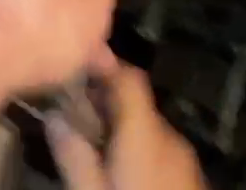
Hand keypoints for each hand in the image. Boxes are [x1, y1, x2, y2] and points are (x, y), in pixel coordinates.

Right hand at [46, 57, 204, 189]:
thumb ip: (73, 156)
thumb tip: (53, 116)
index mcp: (145, 136)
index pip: (129, 77)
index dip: (102, 67)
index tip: (73, 73)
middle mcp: (170, 140)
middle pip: (136, 105)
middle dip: (104, 105)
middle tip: (71, 118)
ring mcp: (187, 165)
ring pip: (148, 131)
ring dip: (120, 132)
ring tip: (91, 150)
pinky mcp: (192, 185)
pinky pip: (161, 155)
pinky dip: (138, 153)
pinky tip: (120, 177)